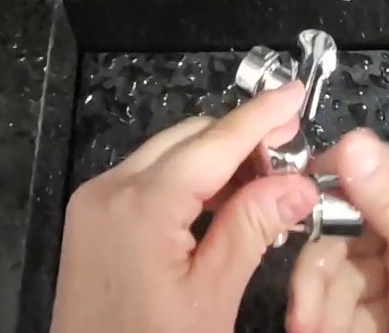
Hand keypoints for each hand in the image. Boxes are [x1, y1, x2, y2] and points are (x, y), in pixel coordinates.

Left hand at [52, 81, 320, 332]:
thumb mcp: (212, 299)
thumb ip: (253, 228)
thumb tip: (298, 183)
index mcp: (141, 204)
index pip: (214, 142)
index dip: (260, 115)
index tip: (295, 89)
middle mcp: (111, 186)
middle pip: (190, 139)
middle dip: (242, 140)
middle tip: (291, 158)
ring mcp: (95, 199)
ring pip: (169, 152)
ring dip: (217, 160)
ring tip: (265, 184)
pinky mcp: (90, 215)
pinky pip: (148, 176)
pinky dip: (187, 180)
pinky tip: (221, 202)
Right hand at [288, 130, 388, 332]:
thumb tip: (349, 139)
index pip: (363, 168)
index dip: (323, 186)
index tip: (286, 211)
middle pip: (338, 230)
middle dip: (316, 271)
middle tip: (303, 315)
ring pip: (335, 275)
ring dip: (319, 307)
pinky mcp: (388, 316)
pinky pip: (345, 311)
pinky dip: (330, 324)